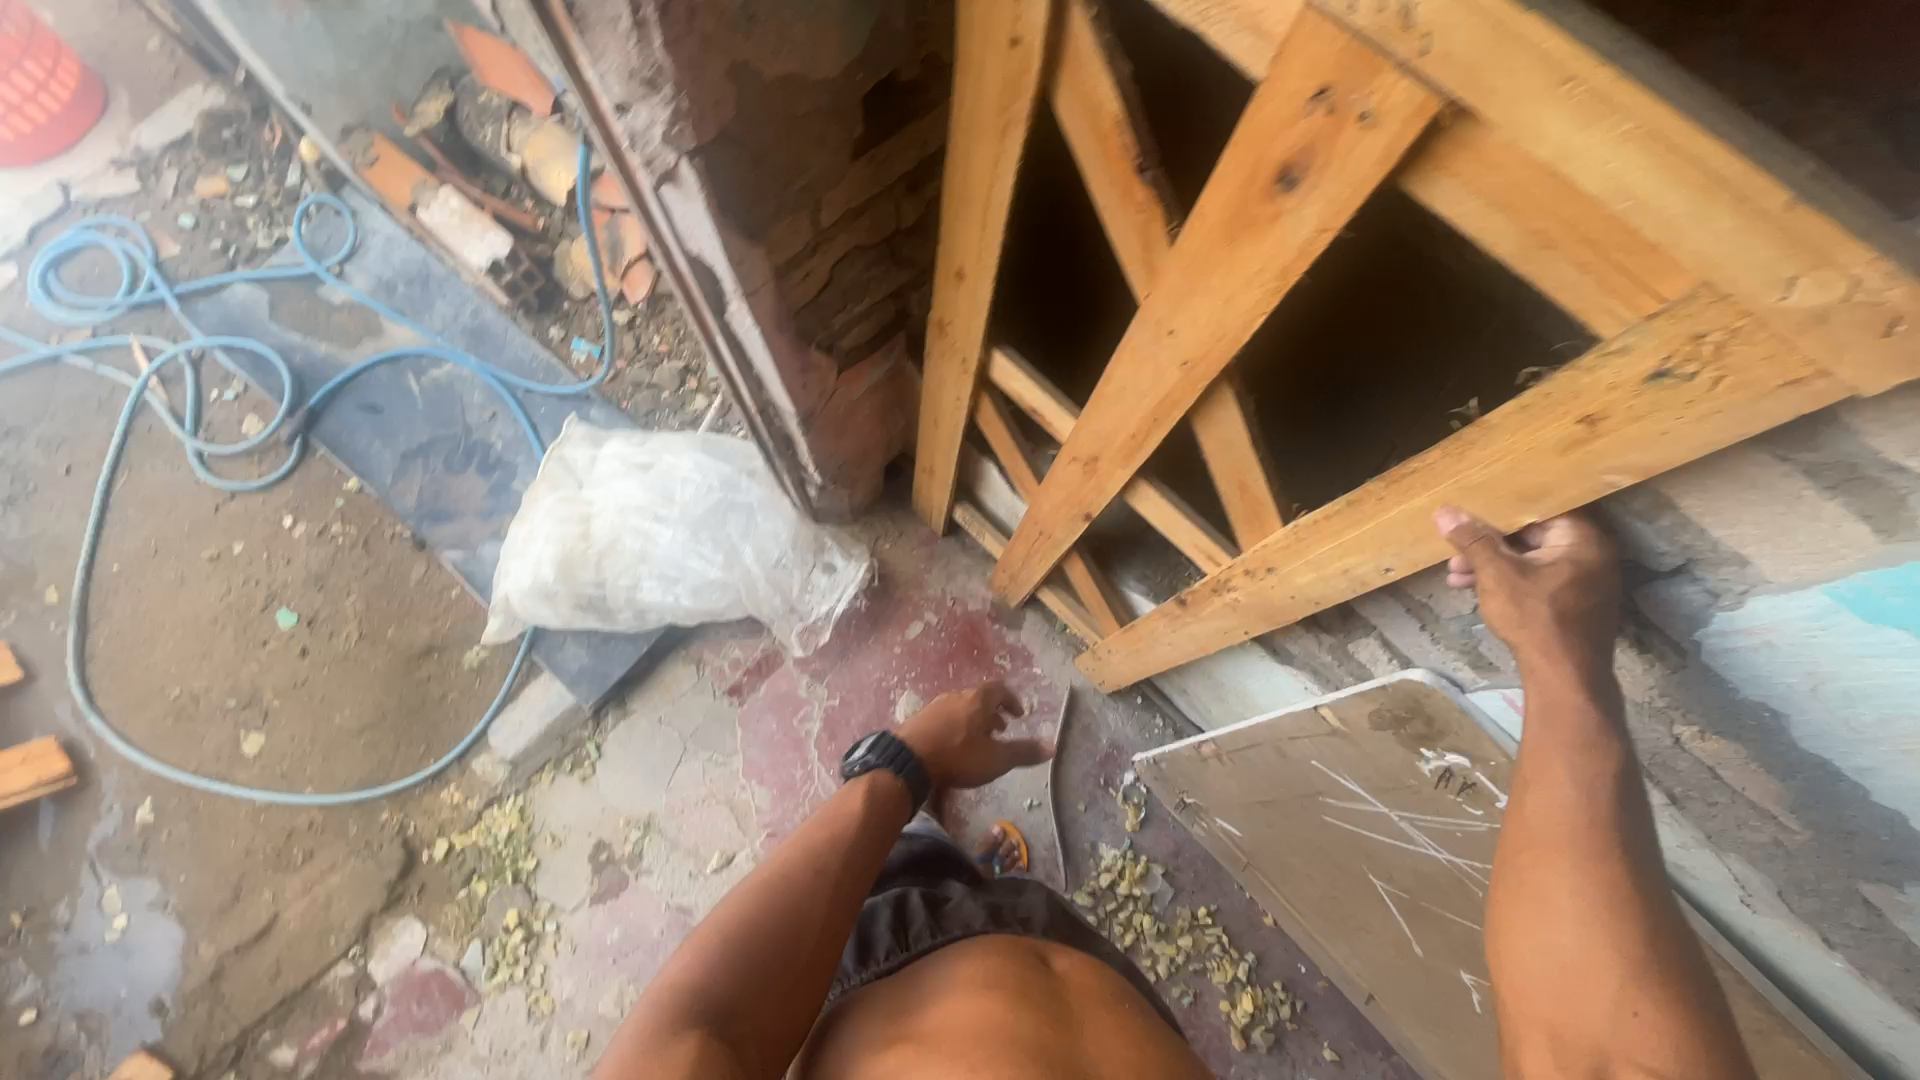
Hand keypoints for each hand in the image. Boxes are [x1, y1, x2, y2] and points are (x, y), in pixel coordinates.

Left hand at [897, 681, 1051, 789]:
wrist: (909, 760)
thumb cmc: (959, 756)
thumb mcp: (996, 759)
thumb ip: (1023, 752)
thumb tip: (1053, 746)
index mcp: (978, 700)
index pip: (1000, 689)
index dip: (1011, 700)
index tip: (1018, 714)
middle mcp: (957, 696)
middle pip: (979, 698)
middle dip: (992, 712)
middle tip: (1001, 729)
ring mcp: (935, 706)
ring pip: (961, 707)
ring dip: (973, 720)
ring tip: (979, 739)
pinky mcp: (919, 719)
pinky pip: (944, 717)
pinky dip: (955, 726)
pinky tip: (953, 745)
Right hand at [1434, 506, 1621, 682]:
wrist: (1564, 674)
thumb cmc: (1534, 616)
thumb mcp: (1496, 574)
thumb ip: (1473, 540)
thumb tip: (1445, 511)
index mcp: (1582, 539)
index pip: (1537, 511)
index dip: (1498, 512)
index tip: (1466, 516)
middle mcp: (1591, 554)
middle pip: (1531, 537)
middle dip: (1487, 546)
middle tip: (1454, 553)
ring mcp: (1586, 580)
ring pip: (1530, 561)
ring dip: (1492, 566)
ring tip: (1455, 576)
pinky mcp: (1575, 602)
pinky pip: (1538, 579)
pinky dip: (1509, 581)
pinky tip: (1476, 590)